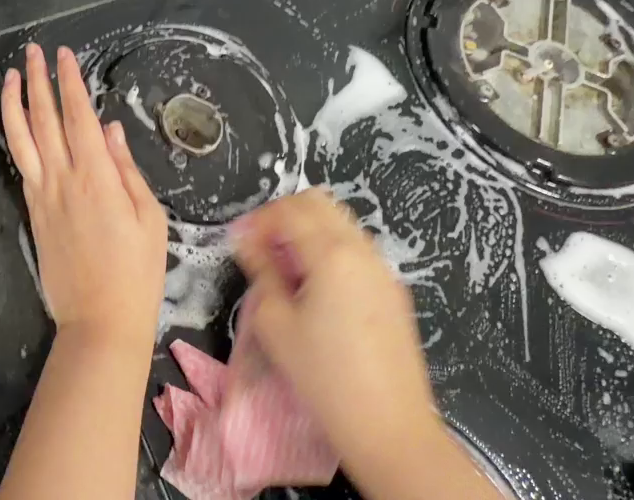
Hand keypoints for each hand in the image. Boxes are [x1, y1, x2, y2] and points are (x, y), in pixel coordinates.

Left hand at [1, 44, 167, 348]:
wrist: (99, 320)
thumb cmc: (137, 272)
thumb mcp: (150, 219)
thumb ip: (127, 169)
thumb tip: (110, 129)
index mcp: (96, 176)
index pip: (78, 115)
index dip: (70, 81)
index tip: (65, 55)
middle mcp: (62, 178)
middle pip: (43, 118)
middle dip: (38, 80)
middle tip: (33, 51)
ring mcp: (42, 194)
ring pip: (22, 137)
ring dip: (14, 102)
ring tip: (11, 75)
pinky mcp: (32, 210)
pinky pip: (21, 163)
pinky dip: (16, 136)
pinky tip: (17, 122)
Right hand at [233, 190, 444, 475]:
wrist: (391, 429)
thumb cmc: (324, 376)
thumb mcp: (274, 323)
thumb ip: (260, 272)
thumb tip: (249, 244)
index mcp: (331, 254)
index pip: (288, 209)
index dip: (257, 220)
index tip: (238, 243)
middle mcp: (362, 252)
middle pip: (318, 204)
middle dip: (284, 216)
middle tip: (261, 246)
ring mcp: (384, 271)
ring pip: (340, 223)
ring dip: (308, 231)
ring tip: (286, 267)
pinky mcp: (394, 293)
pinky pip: (357, 250)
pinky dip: (330, 250)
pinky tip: (316, 288)